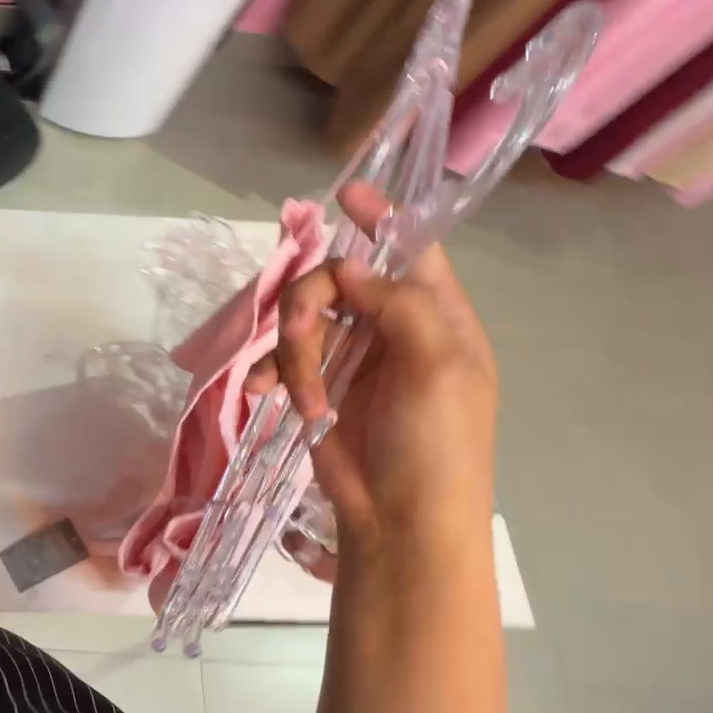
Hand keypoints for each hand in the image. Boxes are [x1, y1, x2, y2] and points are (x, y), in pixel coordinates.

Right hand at [247, 181, 498, 572]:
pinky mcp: (316, 386)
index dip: (382, 219)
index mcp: (437, 317)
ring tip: (301, 395)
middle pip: (336, 282)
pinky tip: (272, 394)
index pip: (411, 250)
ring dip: (292, 352)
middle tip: (298, 328)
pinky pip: (281, 359)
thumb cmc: (438, 443)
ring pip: (301, 320)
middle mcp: (391, 329)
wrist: (400, 518)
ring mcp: (351, 359)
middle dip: (308, 302)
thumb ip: (400, 306)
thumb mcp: (439, 367)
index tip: (345, 194)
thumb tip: (349, 268)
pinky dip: (273, 373)